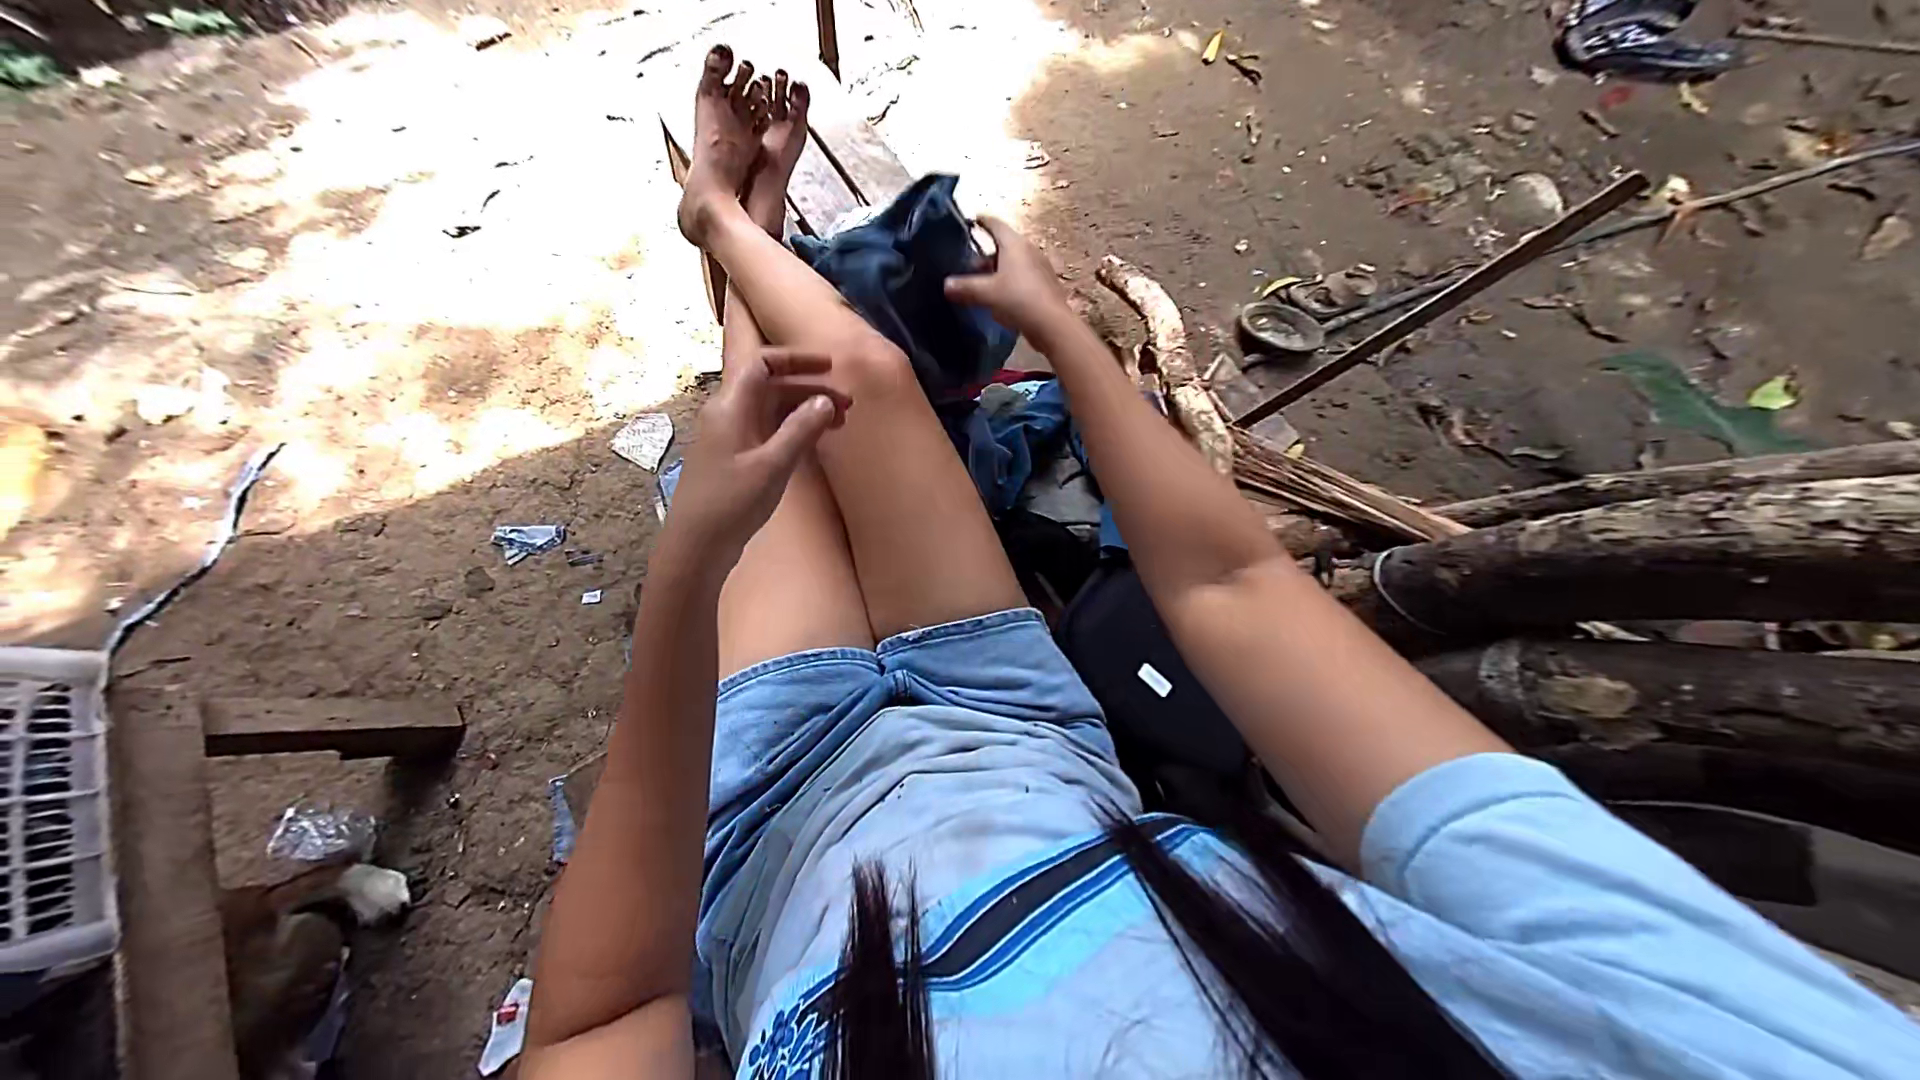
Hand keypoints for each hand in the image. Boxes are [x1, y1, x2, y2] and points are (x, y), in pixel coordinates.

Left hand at [664, 348, 849, 560]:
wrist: (697, 544)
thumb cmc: (732, 502)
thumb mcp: (772, 465)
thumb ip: (801, 429)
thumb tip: (825, 400)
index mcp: (730, 407)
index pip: (763, 365)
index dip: (797, 360)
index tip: (831, 367)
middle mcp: (728, 414)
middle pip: (772, 387)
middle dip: (811, 390)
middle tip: (848, 406)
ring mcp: (731, 436)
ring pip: (772, 410)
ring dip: (806, 411)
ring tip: (839, 424)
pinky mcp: (736, 457)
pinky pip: (768, 430)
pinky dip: (794, 430)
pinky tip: (815, 441)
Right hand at [944, 216, 1071, 342]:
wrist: (1052, 325)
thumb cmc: (1018, 300)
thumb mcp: (987, 294)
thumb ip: (965, 288)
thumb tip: (946, 285)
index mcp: (1014, 244)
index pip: (995, 224)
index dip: (982, 221)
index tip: (972, 220)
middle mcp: (1029, 250)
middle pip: (1004, 245)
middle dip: (987, 253)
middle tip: (969, 264)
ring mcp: (1040, 267)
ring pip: (1013, 262)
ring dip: (998, 269)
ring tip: (982, 282)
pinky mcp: (1045, 285)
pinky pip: (1022, 277)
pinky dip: (1009, 281)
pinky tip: (1001, 296)